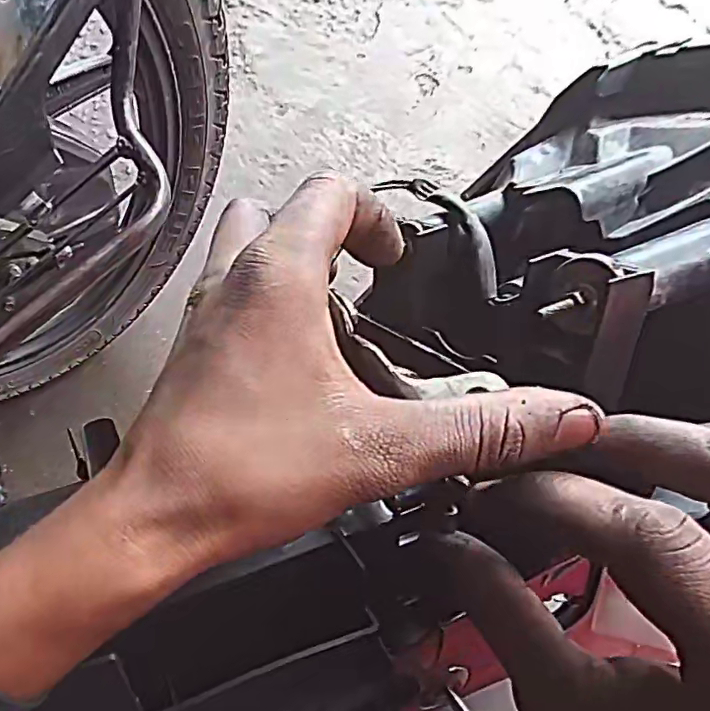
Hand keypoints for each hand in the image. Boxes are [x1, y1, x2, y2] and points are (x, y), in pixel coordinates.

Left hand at [107, 174, 603, 567]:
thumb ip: (475, 430)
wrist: (156, 516)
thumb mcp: (379, 449)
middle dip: (328, 234)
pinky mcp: (188, 358)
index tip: (399, 259)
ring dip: (287, 267)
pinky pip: (224, 306)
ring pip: (241, 254)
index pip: (331, 195)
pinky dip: (259, 312)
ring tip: (330, 319)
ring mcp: (201, 321)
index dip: (378, 216)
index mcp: (275, 279)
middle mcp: (229, 286)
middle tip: (364, 277)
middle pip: (277, 212)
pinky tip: (286, 368)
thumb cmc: (237, 473)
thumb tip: (553, 417)